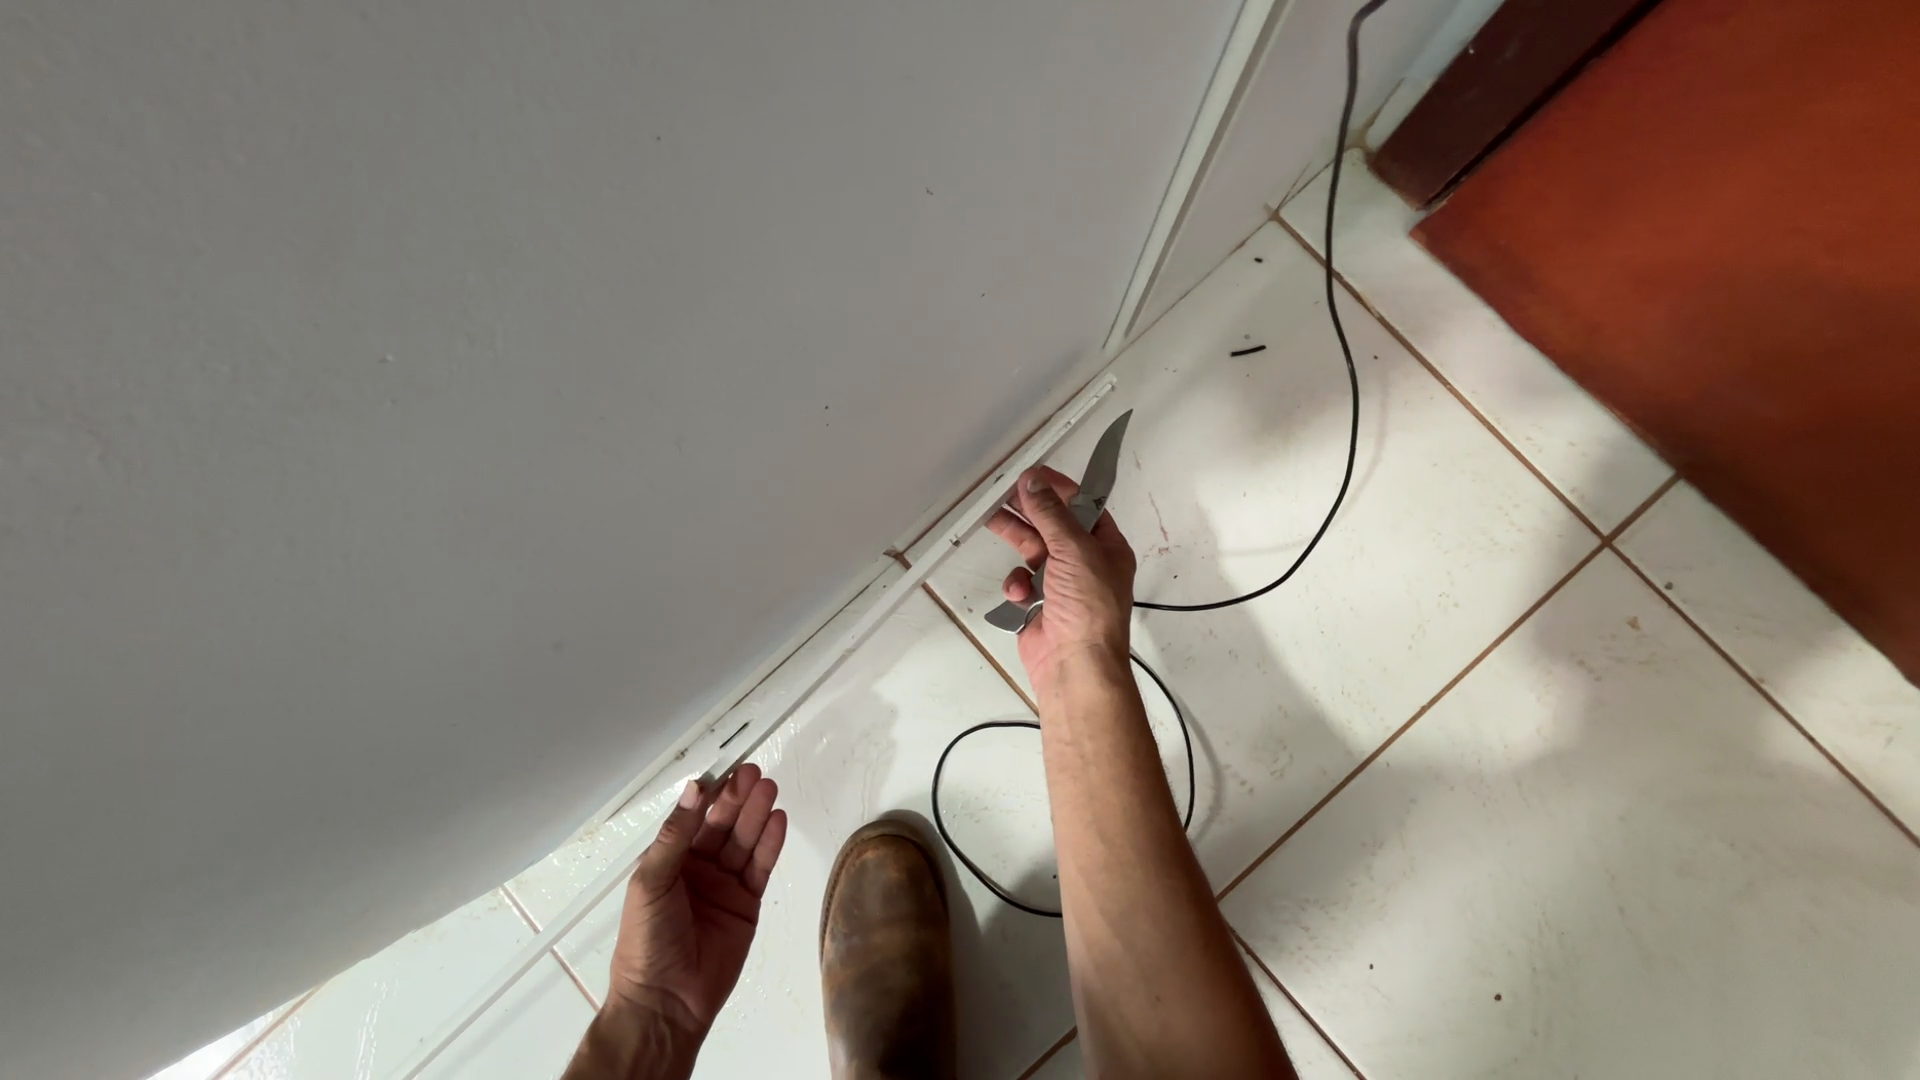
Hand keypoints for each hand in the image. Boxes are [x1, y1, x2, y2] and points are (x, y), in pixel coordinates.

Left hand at [606, 765, 787, 1036]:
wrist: (666, 1002)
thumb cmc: (646, 943)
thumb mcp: (650, 882)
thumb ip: (675, 836)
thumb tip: (693, 790)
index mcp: (669, 860)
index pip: (694, 817)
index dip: (710, 793)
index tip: (726, 770)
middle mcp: (698, 867)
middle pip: (724, 824)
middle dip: (738, 798)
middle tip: (753, 773)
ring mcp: (724, 884)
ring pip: (744, 840)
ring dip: (756, 814)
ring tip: (769, 788)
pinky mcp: (747, 902)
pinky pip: (760, 866)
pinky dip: (770, 842)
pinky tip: (777, 820)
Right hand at [987, 465, 1137, 688]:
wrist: (1074, 664)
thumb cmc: (1089, 611)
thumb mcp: (1074, 551)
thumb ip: (1051, 515)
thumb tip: (1034, 483)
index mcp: (1106, 547)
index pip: (1084, 507)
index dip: (1059, 489)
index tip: (1033, 475)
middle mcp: (1084, 563)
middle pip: (1053, 525)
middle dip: (1029, 510)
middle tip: (1004, 491)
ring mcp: (1060, 584)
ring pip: (1032, 550)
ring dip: (1015, 538)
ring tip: (992, 518)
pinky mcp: (1038, 604)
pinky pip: (1021, 581)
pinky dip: (1016, 583)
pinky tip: (1018, 591)